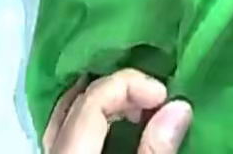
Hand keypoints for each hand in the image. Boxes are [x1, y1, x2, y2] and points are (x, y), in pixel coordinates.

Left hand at [43, 70, 192, 153]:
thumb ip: (154, 150)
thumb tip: (180, 105)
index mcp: (70, 151)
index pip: (94, 96)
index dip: (131, 84)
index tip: (164, 96)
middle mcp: (52, 149)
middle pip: (75, 98)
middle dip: (116, 87)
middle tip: (152, 98)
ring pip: (65, 112)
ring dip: (102, 99)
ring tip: (136, 106)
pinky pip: (66, 130)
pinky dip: (90, 116)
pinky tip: (115, 122)